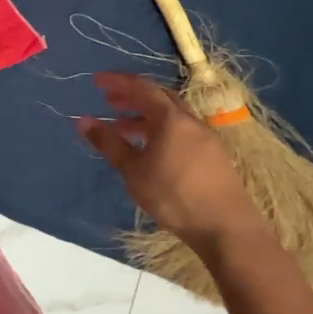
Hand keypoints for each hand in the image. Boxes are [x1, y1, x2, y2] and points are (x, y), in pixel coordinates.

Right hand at [77, 72, 266, 249]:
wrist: (229, 232)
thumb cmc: (175, 196)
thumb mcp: (133, 170)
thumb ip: (108, 143)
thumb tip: (82, 120)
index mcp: (172, 119)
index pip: (142, 88)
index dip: (118, 81)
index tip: (97, 81)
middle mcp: (192, 123)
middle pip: (160, 98)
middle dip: (133, 97)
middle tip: (110, 102)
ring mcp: (208, 141)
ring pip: (173, 117)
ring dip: (146, 116)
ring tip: (124, 129)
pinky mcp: (216, 158)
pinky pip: (183, 132)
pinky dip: (162, 131)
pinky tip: (151, 150)